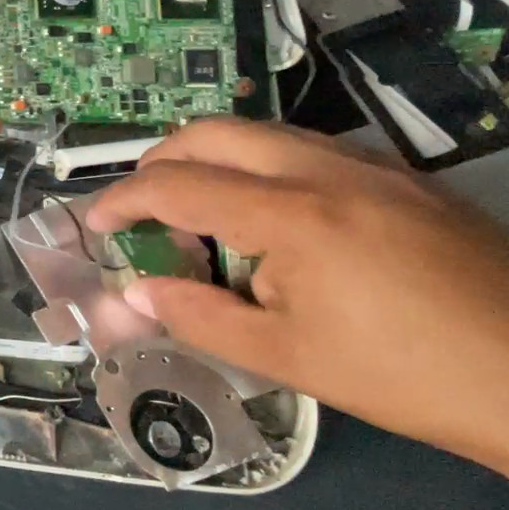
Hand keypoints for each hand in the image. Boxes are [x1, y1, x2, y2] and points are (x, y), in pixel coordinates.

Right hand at [86, 118, 508, 494]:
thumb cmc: (413, 376)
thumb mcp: (287, 358)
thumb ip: (197, 315)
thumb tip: (138, 291)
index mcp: (294, 216)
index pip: (175, 184)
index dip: (121, 201)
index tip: (95, 225)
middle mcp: (330, 172)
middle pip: (212, 133)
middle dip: (158, 162)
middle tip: (141, 209)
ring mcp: (377, 170)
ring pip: (262, 134)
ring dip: (211, 161)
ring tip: (201, 216)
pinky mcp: (410, 182)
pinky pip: (309, 150)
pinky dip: (261, 168)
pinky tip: (273, 222)